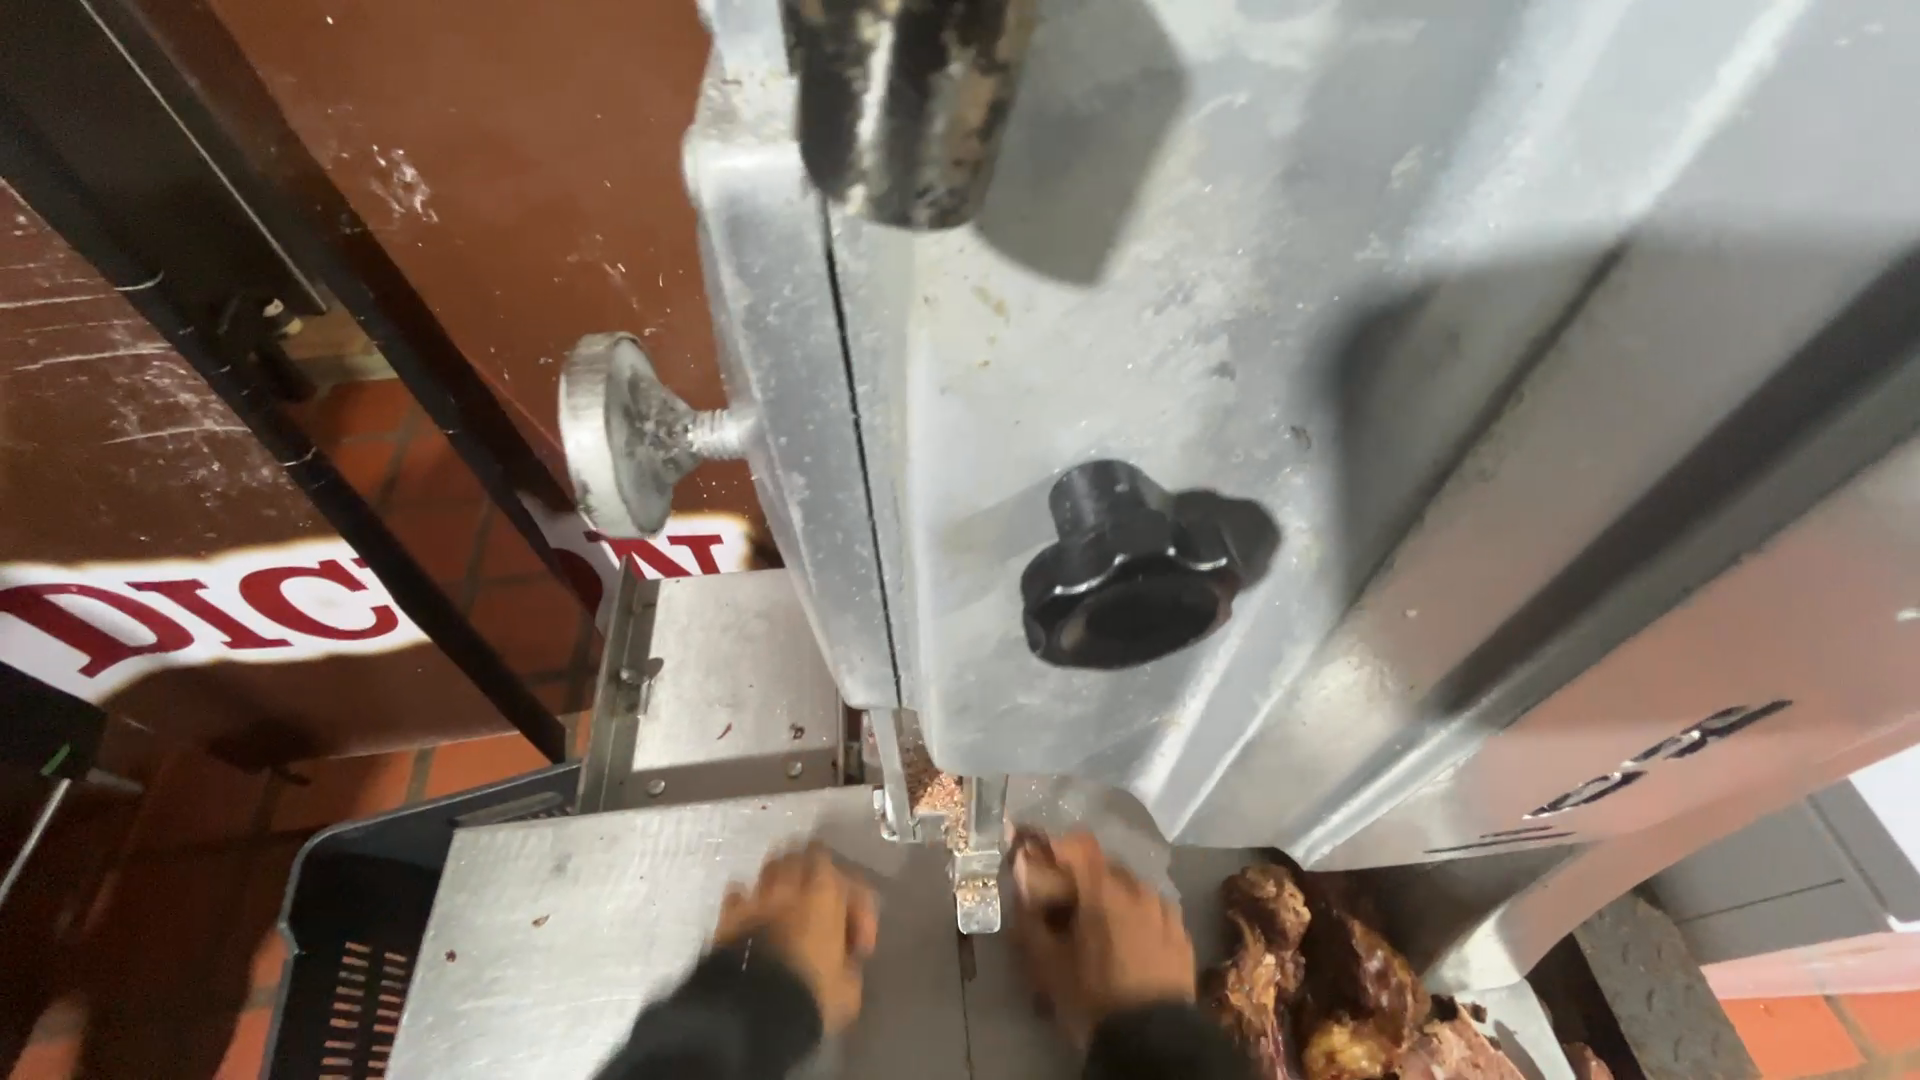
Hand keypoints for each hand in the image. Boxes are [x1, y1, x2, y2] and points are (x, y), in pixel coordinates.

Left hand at [713, 843, 879, 1032]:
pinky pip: (738, 895)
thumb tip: (845, 961)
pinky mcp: (728, 917)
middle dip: (815, 872)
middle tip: (820, 897)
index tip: (858, 943)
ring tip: (787, 899)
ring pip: (771, 867)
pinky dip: (746, 900)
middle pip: (805, 856)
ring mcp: (756, 899)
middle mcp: (791, 887)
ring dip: (782, 879)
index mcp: (826, 896)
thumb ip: (849, 964)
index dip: (859, 905)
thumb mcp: (847, 989)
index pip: (849, 877)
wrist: (749, 1015)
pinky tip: (751, 914)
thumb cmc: (808, 996)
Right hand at [1011, 829, 1196, 1047]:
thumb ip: (1029, 915)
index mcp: (1104, 889)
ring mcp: (1165, 908)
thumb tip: (1021, 875)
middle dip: (1082, 879)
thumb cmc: (1094, 996)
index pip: (1078, 843)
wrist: (1155, 1041)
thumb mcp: (1048, 963)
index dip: (1057, 847)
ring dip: (1111, 897)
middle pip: (1103, 866)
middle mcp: (1138, 887)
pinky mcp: (1182, 932)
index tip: (1041, 863)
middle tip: (1066, 907)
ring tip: (1099, 929)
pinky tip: (1128, 944)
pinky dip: (1135, 916)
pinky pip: (1152, 910)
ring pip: (1130, 887)